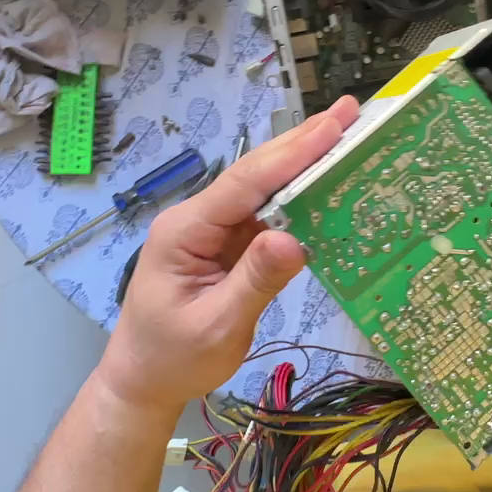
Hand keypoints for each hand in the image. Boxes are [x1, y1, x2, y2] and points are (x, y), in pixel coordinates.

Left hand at [95, 97, 359, 413]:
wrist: (143, 380)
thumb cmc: (174, 358)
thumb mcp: (215, 326)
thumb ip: (254, 282)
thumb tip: (293, 239)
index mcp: (187, 229)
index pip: (245, 182)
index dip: (291, 155)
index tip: (332, 128)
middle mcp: (200, 218)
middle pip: (255, 173)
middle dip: (302, 142)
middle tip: (348, 110)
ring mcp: (214, 230)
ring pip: (264, 189)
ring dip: (304, 163)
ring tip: (345, 135)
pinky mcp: (228, 245)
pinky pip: (267, 215)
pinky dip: (298, 198)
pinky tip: (326, 184)